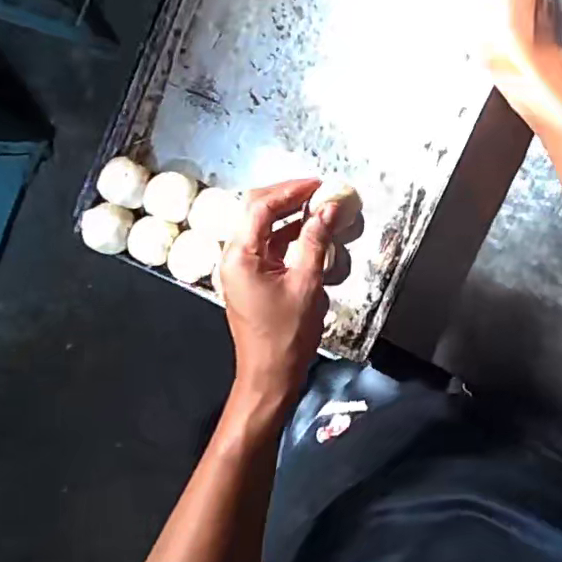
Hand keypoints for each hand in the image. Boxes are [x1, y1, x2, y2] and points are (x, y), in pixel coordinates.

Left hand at [220, 179, 338, 413]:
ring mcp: (242, 269)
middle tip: (320, 193)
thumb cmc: (285, 337)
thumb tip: (327, 210)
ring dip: (292, 218)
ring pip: (265, 229)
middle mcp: (235, 258)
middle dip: (290, 199)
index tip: (317, 185)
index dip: (290, 190)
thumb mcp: (306, 284)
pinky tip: (313, 237)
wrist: (270, 377)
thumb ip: (315, 241)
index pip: (261, 207)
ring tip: (321, 211)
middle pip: (258, 212)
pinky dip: (290, 238)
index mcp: (240, 256)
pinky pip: (270, 248)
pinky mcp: (253, 280)